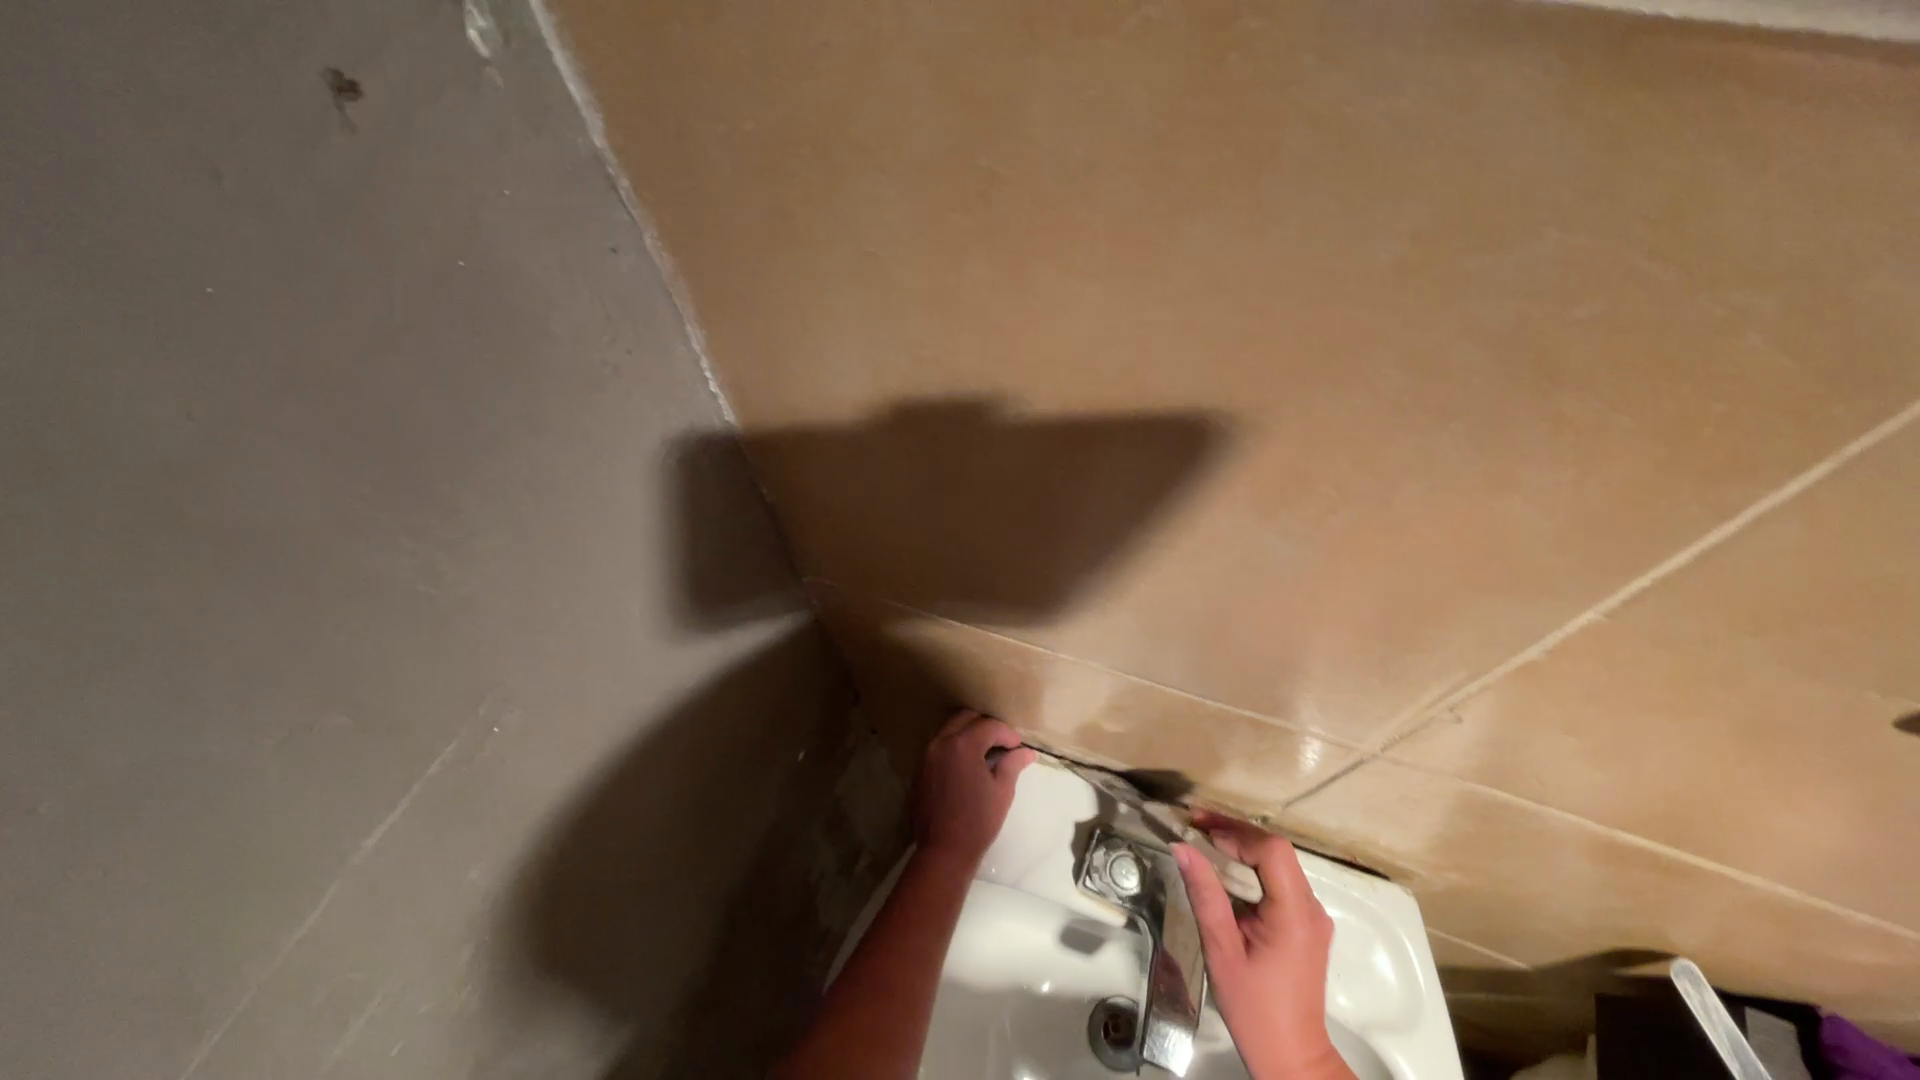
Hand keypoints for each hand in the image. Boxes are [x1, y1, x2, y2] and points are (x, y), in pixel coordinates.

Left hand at [912, 710, 1036, 867]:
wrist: (943, 850)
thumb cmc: (978, 821)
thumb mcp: (1002, 791)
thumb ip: (1012, 765)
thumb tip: (1027, 752)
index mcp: (962, 745)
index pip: (989, 726)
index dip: (1007, 733)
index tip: (1018, 746)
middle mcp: (941, 743)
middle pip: (965, 719)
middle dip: (986, 726)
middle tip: (1002, 744)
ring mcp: (926, 756)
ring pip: (949, 730)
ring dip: (968, 734)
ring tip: (986, 752)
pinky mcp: (920, 770)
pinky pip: (939, 747)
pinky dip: (954, 747)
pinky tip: (967, 766)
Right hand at [1174, 812, 1356, 1079]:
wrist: (1290, 1053)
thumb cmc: (1253, 1006)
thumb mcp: (1221, 949)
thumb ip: (1205, 895)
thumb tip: (1183, 848)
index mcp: (1294, 914)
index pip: (1272, 851)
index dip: (1236, 833)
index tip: (1201, 831)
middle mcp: (1311, 908)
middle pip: (1277, 852)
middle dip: (1235, 832)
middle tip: (1195, 823)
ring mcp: (1313, 916)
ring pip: (1280, 863)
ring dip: (1243, 847)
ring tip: (1204, 838)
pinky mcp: (1307, 925)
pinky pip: (1281, 881)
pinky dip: (1252, 867)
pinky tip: (1225, 869)